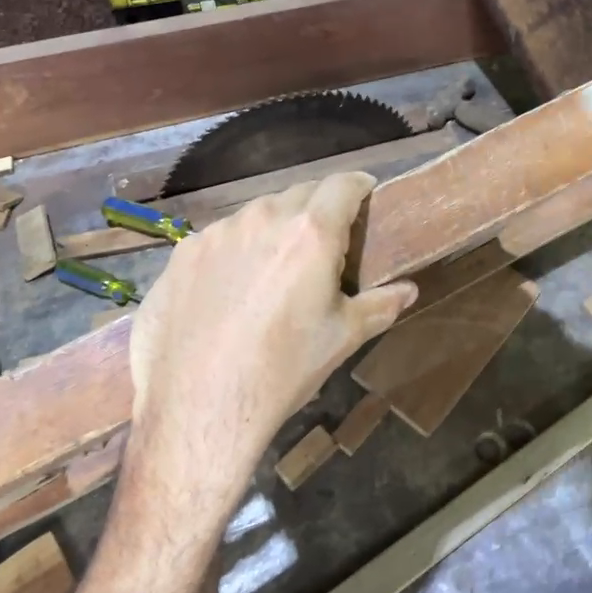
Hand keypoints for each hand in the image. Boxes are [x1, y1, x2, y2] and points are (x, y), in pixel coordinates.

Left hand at [128, 173, 416, 475]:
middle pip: (300, 196)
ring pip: (256, 215)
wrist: (197, 408)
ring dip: (272, 232)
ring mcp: (217, 232)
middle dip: (316, 212)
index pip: (344, 184)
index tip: (366, 199)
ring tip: (272, 274)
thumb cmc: (282, 371)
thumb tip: (409, 290)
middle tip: (322, 250)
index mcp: (310, 232)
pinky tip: (228, 294)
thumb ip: (380, 305)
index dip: (359, 188)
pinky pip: (218, 240)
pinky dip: (232, 253)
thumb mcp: (342, 338)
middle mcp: (263, 217)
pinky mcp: (182, 253)